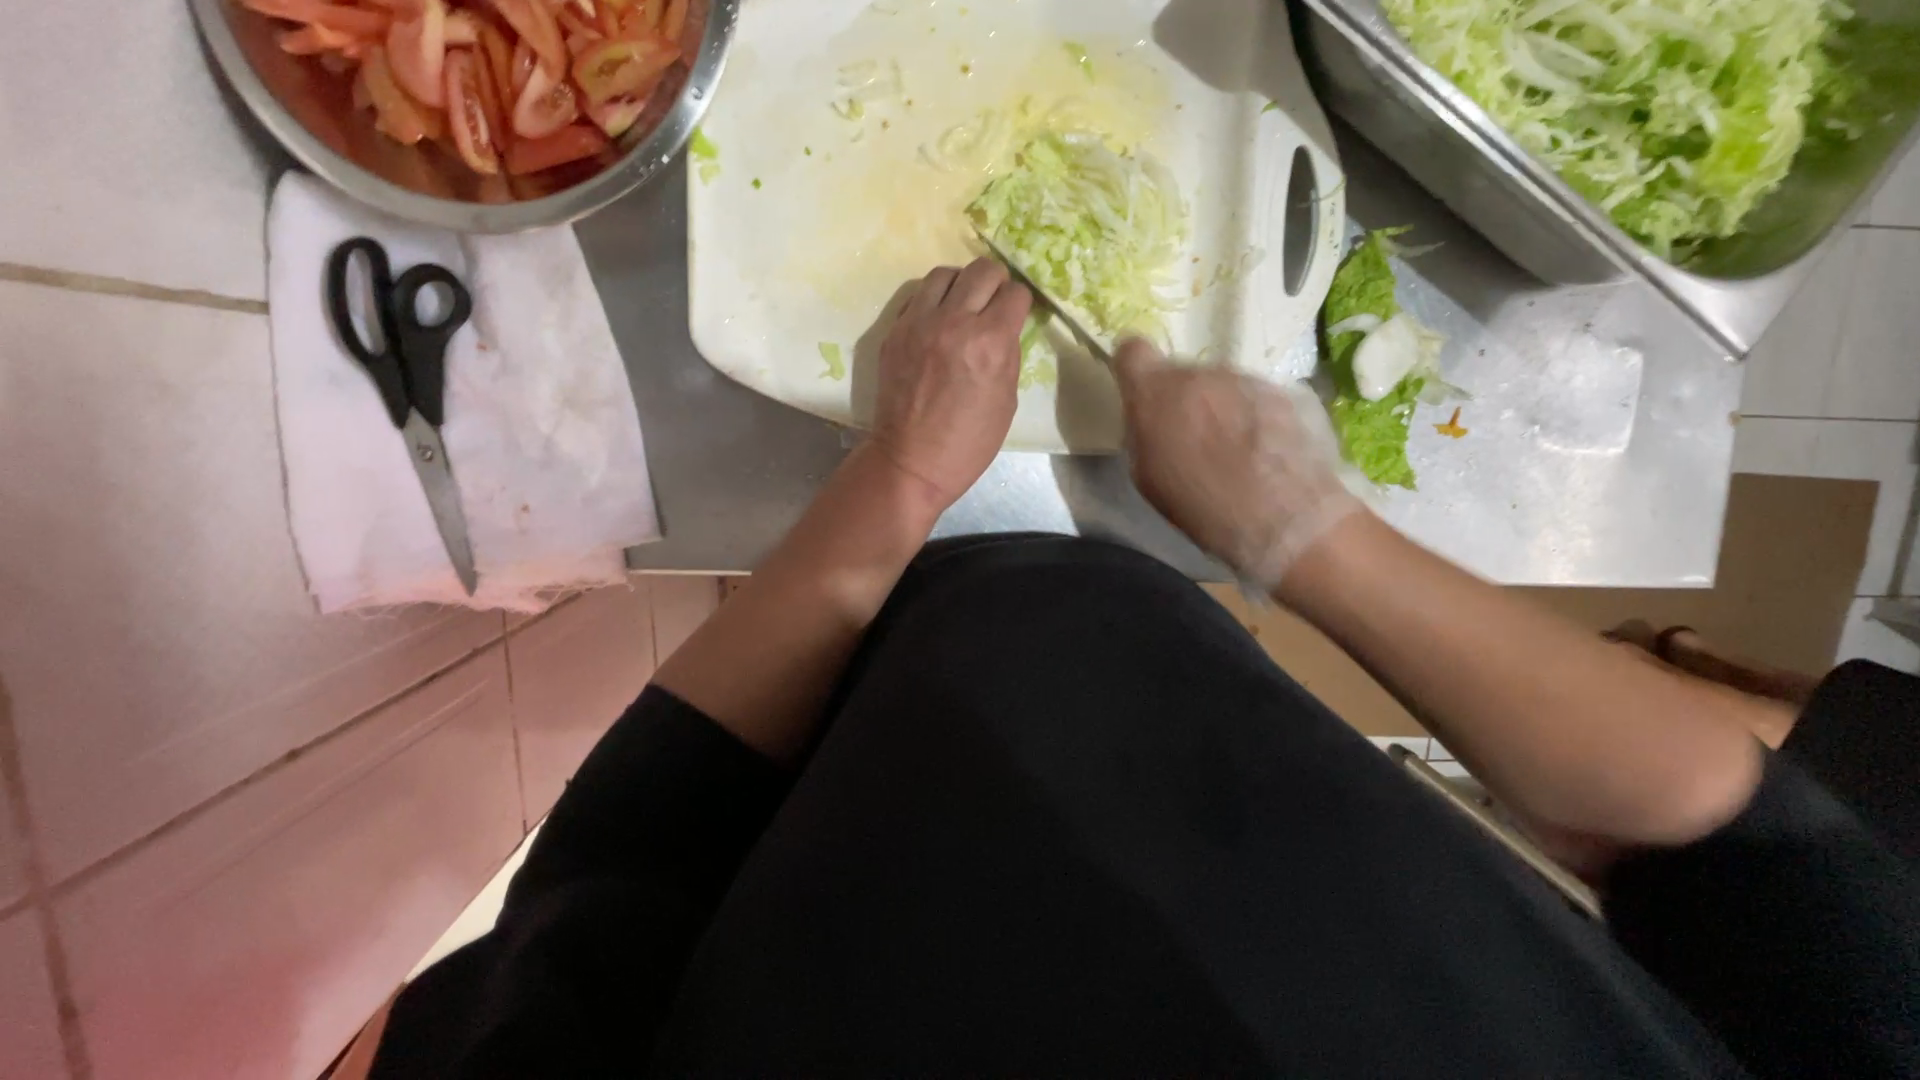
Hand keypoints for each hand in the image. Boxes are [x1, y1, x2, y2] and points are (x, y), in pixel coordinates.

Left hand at [870, 258, 1031, 511]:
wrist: (912, 461)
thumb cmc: (968, 442)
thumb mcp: (1007, 399)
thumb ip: (1007, 353)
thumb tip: (1005, 327)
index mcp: (989, 342)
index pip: (1015, 293)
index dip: (1020, 304)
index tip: (1016, 316)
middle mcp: (954, 322)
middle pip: (983, 270)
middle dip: (995, 284)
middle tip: (993, 304)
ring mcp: (918, 323)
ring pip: (945, 274)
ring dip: (961, 285)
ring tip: (963, 305)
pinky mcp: (895, 331)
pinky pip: (918, 295)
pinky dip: (934, 300)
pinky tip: (938, 321)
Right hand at [1114, 340, 1362, 589]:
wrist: (1282, 517)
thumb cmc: (1200, 506)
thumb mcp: (1147, 477)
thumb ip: (1143, 433)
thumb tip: (1149, 420)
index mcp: (1155, 392)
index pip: (1133, 350)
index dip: (1134, 370)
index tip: (1140, 393)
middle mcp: (1198, 372)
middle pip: (1181, 373)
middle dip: (1182, 400)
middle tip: (1192, 440)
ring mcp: (1243, 378)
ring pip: (1219, 385)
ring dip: (1220, 409)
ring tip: (1233, 452)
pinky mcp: (1281, 391)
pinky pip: (1253, 398)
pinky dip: (1252, 418)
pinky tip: (1261, 453)